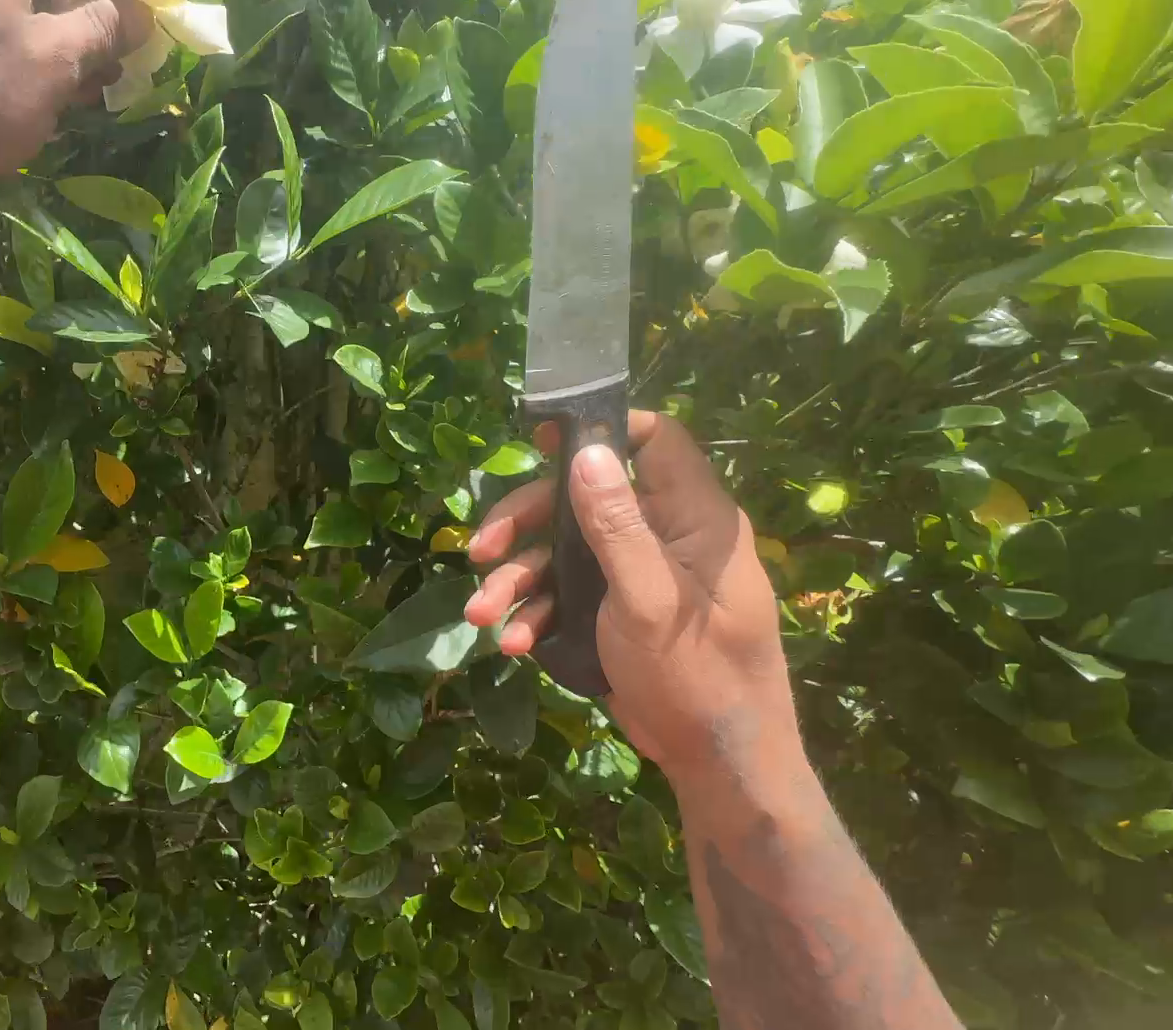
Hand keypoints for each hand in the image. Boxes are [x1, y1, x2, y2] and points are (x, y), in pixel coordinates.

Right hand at [463, 412, 799, 783]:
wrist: (715, 764)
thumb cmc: (698, 676)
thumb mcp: (650, 599)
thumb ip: (618, 525)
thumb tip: (588, 450)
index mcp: (692, 520)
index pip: (656, 442)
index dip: (602, 430)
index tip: (543, 439)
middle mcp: (662, 536)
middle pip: (582, 500)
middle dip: (523, 524)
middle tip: (479, 550)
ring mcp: (633, 573)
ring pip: (561, 551)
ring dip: (515, 579)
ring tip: (479, 614)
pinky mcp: (612, 608)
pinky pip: (564, 593)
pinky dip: (535, 612)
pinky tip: (514, 642)